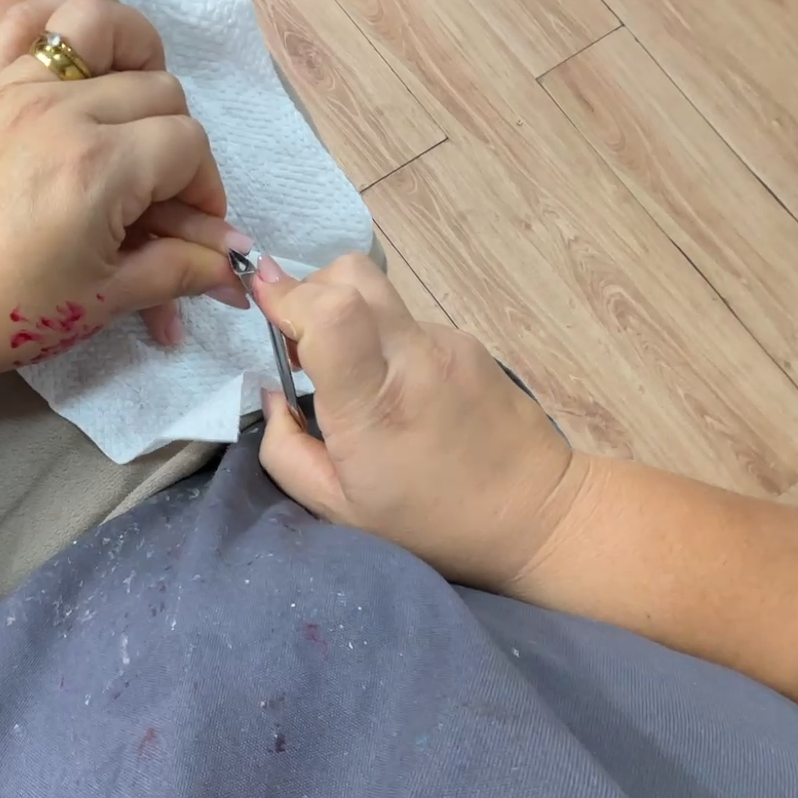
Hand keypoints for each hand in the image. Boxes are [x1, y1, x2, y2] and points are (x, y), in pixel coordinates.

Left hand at [0, 0, 252, 377]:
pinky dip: (61, 25)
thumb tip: (234, 265)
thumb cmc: (14, 312)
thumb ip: (179, 271)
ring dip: (135, 55)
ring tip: (134, 108)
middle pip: (161, 91)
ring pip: (103, 26)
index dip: (206, 188)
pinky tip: (78, 63)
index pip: (188, 145)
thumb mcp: (106, 299)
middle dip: (177, 144)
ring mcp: (18, 89)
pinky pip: (29, 20)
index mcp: (98, 169)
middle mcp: (63, 112)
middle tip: (161, 194)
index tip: (195, 226)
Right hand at [253, 253, 583, 591]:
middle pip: (349, 276)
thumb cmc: (428, 522)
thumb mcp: (334, 506)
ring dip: (341, 316)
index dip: (287, 297)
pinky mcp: (465, 342)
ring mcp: (445, 343)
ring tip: (344, 374)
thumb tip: (273, 393)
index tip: (263, 305)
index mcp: (373, 406)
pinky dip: (375, 337)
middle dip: (308, 293)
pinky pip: (401, 318)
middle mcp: (413, 358)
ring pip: (375, 291)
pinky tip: (387, 387)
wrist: (534, 514)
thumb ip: (284, 448)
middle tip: (298, 345)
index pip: (330, 312)